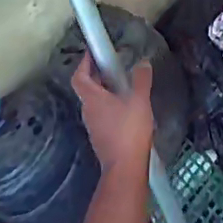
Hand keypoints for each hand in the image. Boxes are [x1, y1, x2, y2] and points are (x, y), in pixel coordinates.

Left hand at [71, 55, 153, 177]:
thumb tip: (143, 63)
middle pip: (86, 88)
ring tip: (123, 87)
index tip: (93, 53)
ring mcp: (93, 126)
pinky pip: (102, 116)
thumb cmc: (129, 130)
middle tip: (112, 68)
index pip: (79, 76)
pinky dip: (109, 107)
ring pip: (95, 103)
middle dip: (97, 76)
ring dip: (104, 92)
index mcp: (92, 98)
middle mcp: (88, 110)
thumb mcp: (140, 100)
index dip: (84, 63)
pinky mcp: (100, 138)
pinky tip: (126, 109)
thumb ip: (141, 80)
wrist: (125, 168)